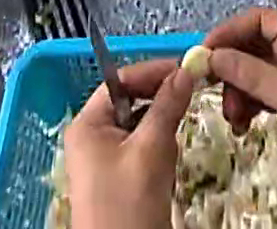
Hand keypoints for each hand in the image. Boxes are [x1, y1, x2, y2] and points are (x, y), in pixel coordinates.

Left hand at [62, 59, 196, 228]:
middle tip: (188, 102)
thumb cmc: (128, 207)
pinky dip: (160, 155)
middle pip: (132, 102)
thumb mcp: (150, 152)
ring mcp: (106, 161)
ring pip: (142, 127)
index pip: (120, 80)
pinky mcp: (122, 181)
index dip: (152, 71)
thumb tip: (186, 70)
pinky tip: (168, 171)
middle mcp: (93, 136)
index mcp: (88, 124)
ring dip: (161, 133)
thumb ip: (167, 106)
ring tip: (170, 153)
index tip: (185, 69)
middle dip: (159, 105)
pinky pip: (144, 152)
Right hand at [203, 9, 276, 205]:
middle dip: (232, 69)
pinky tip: (245, 124)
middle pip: (253, 45)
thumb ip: (248, 72)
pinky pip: (268, 91)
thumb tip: (210, 55)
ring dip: (241, 91)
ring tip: (234, 120)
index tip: (203, 56)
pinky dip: (254, 104)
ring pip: (257, 71)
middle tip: (212, 92)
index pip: (254, 20)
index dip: (227, 33)